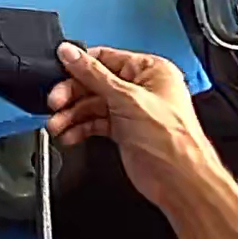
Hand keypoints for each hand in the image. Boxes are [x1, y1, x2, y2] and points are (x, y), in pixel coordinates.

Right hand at [45, 43, 221, 208]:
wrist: (182, 185)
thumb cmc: (173, 142)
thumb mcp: (125, 98)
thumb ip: (92, 74)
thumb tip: (69, 53)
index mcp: (149, 71)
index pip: (103, 58)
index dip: (78, 66)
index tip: (57, 71)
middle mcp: (140, 88)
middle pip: (92, 82)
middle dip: (71, 95)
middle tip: (55, 103)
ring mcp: (130, 110)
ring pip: (90, 104)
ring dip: (70, 114)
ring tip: (57, 124)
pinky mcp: (123, 130)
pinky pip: (93, 122)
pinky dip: (79, 128)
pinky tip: (69, 133)